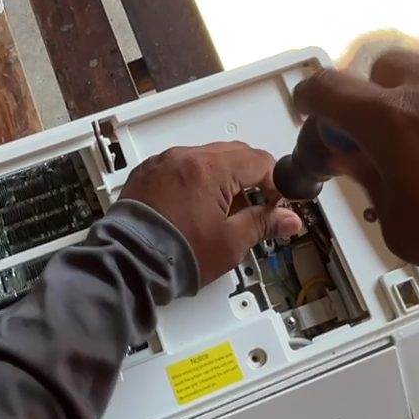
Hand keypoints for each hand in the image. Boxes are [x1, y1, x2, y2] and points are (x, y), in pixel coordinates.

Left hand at [119, 142, 304, 285]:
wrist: (129, 264)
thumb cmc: (175, 255)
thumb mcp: (230, 242)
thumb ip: (263, 224)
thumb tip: (289, 219)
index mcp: (210, 169)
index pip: (259, 161)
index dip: (275, 182)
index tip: (277, 202)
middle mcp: (185, 157)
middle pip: (233, 154)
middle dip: (249, 178)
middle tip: (253, 208)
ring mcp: (163, 163)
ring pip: (205, 158)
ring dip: (221, 178)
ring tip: (221, 214)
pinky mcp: (147, 172)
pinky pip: (180, 166)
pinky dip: (193, 180)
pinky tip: (194, 208)